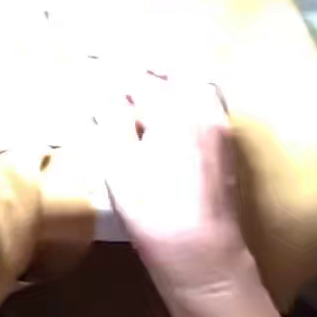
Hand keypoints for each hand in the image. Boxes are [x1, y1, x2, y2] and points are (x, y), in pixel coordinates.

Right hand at [101, 72, 270, 316]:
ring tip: (143, 85)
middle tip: (119, 68)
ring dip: (171, 78)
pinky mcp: (226, 148)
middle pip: (179, 72)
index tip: (90, 59)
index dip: (113, 69)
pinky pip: (206, 104)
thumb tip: (105, 92)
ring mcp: (221, 131)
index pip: (141, 79)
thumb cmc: (153, 212)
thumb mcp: (119, 165)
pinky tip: (167, 112)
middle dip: (148, 66)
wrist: (203, 257)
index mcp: (176, 115)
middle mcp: (204, 114)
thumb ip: (112, 121)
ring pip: (198, 86)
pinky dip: (186, 95)